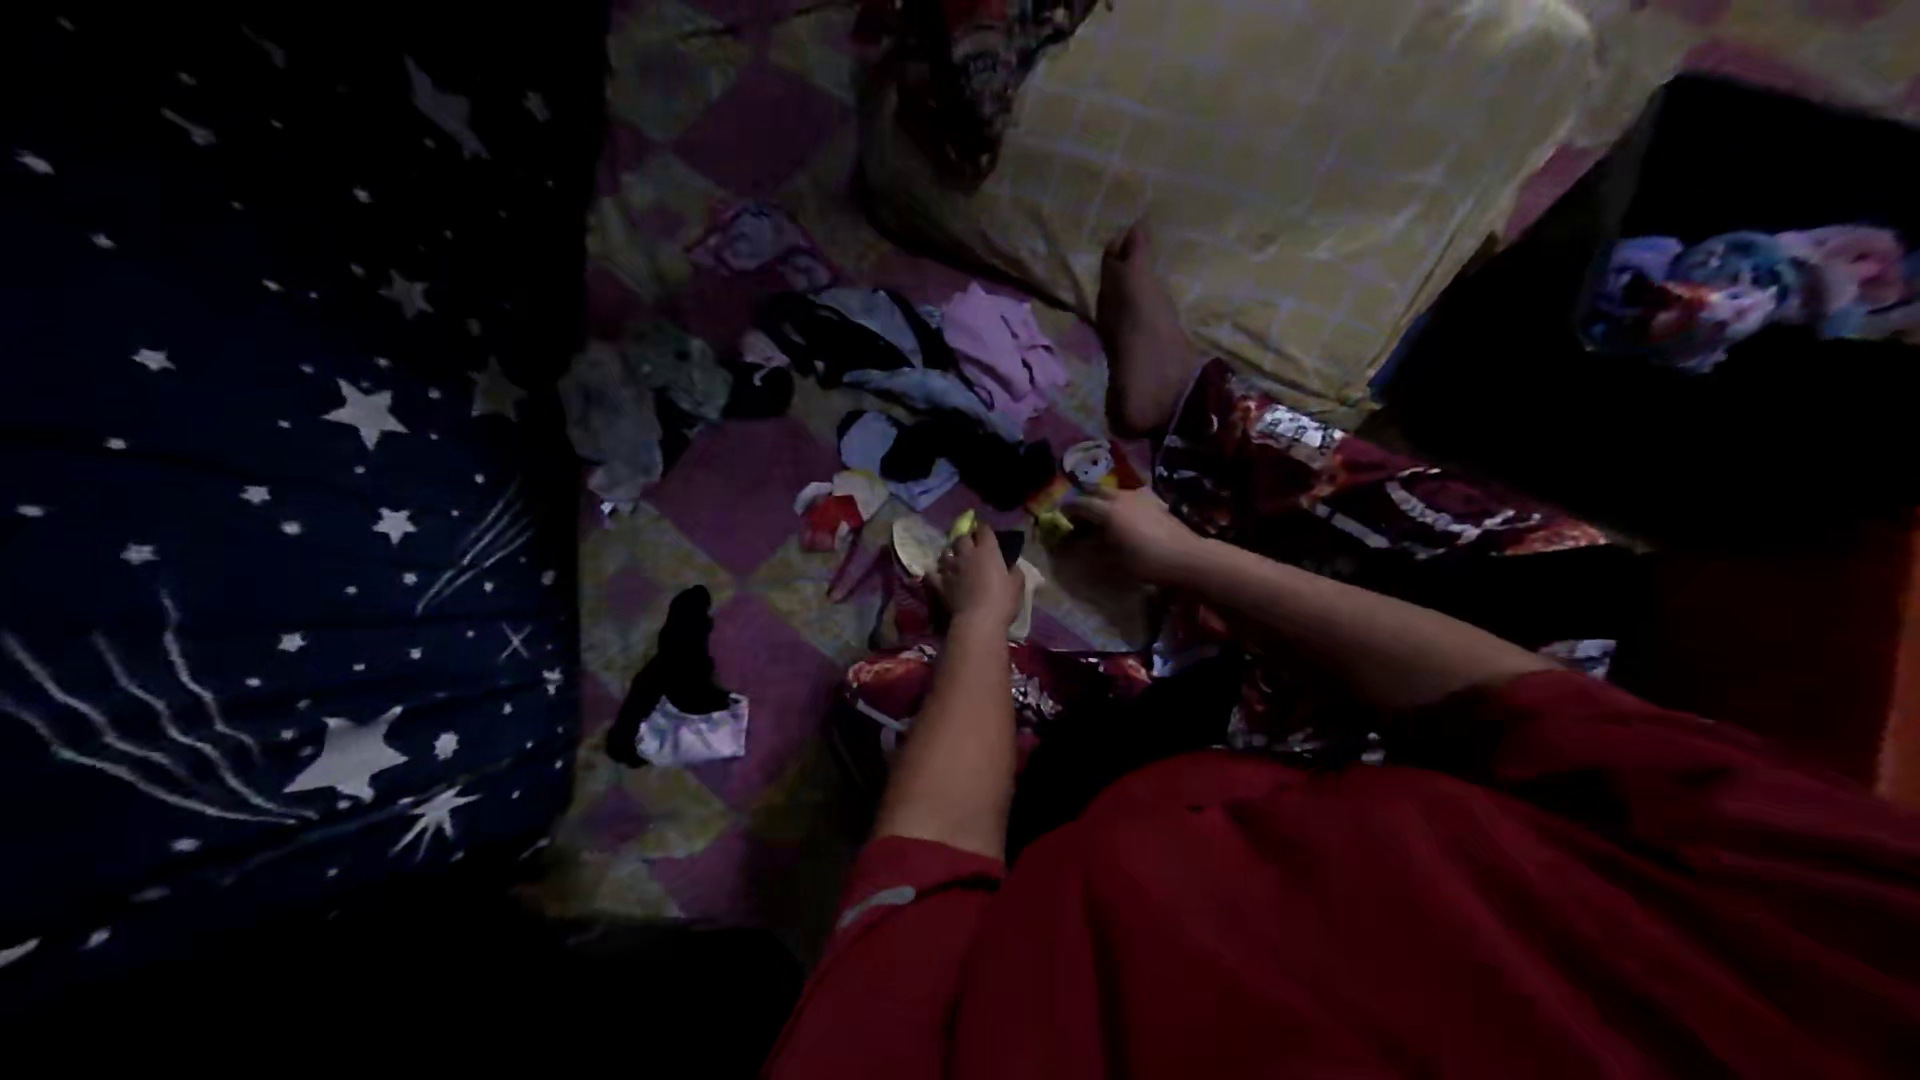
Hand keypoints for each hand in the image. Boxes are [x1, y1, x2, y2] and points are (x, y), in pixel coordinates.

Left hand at [931, 522, 1024, 631]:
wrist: (978, 621)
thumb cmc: (1002, 601)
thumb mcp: (1017, 585)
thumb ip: (1014, 571)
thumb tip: (1011, 566)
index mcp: (987, 551)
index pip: (983, 530)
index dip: (984, 529)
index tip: (986, 532)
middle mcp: (966, 554)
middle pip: (962, 538)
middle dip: (966, 539)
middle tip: (970, 546)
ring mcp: (950, 568)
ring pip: (945, 552)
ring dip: (950, 553)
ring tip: (954, 559)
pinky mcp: (939, 583)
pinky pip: (933, 572)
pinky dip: (936, 571)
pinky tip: (939, 574)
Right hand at [1065, 488, 1203, 584]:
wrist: (1187, 557)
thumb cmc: (1147, 561)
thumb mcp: (1115, 559)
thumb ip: (1095, 547)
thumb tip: (1080, 542)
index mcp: (1108, 510)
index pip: (1081, 503)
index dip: (1068, 508)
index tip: (1060, 514)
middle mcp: (1122, 497)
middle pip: (1097, 490)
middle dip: (1085, 497)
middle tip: (1079, 510)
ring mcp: (1141, 497)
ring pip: (1116, 492)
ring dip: (1104, 499)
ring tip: (1101, 513)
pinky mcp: (1156, 502)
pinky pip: (1132, 497)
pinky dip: (1122, 503)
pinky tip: (1126, 515)